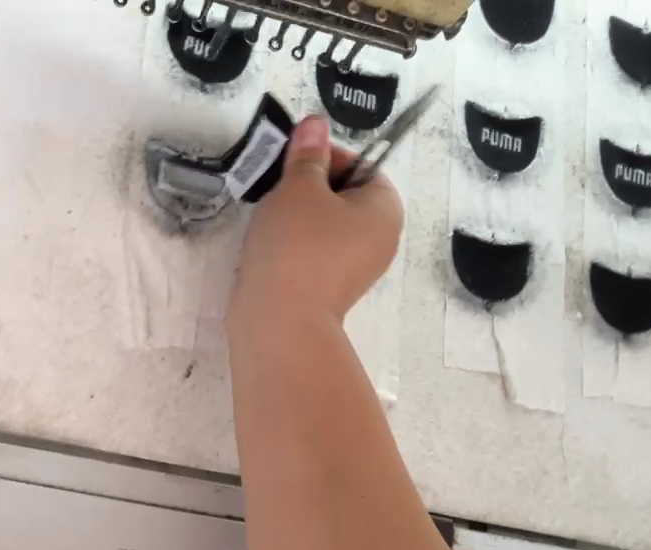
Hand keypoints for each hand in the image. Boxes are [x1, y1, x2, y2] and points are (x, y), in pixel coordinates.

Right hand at [233, 114, 404, 325]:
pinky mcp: (327, 293)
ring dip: (293, 222)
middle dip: (304, 191)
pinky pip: (310, 258)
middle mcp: (379, 240)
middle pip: (341, 198)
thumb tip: (315, 124)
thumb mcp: (297, 188)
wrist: (279, 324)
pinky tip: (267, 253)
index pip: (359, 164)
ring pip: (322, 229)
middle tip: (272, 193)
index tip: (287, 162)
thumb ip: (307, 154)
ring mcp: (354, 271)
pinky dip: (290, 251)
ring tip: (266, 225)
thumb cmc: (295, 247)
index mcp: (385, 208)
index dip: (321, 157)